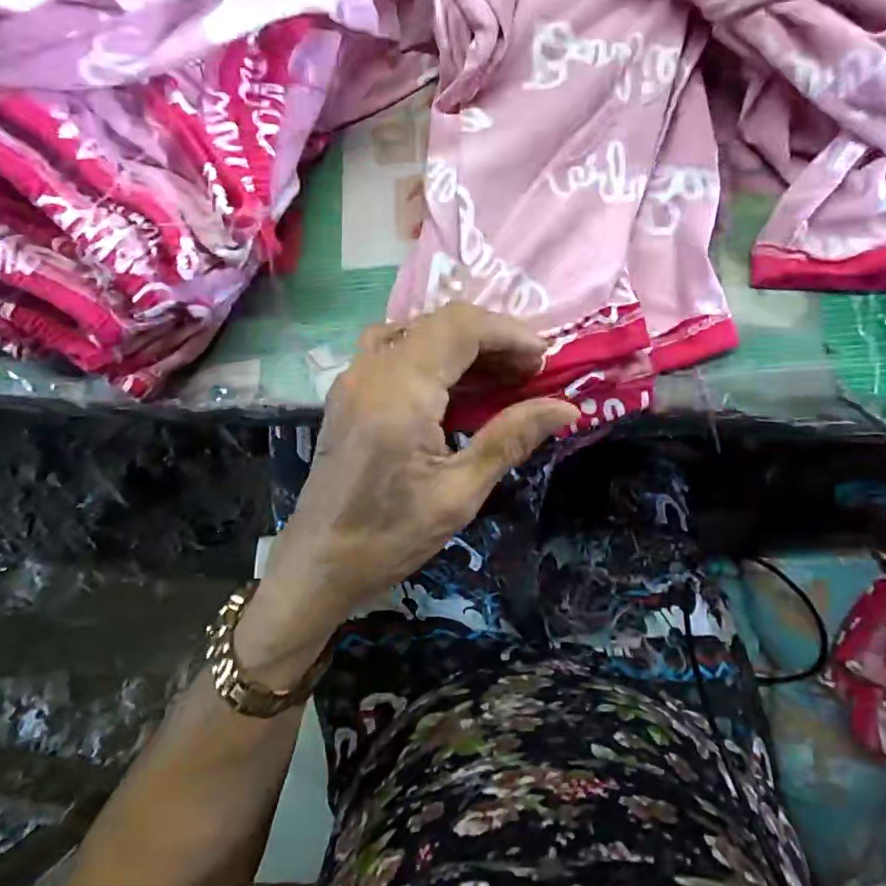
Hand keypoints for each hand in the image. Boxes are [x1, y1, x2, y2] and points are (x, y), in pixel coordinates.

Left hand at [232, 305, 577, 685]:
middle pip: (437, 323)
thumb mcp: (459, 493)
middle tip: (528, 373)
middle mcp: (371, 371)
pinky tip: (452, 388)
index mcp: (400, 391)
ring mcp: (352, 379)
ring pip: (413, 331)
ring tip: (497, 377)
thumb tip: (567, 408)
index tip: (544, 359)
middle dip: (489, 338)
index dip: (508, 333)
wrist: (319, 563)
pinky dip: (429, 354)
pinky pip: (391, 351)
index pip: (459, 327)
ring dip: (458, 344)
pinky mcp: (346, 394)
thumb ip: (510, 439)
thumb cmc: (390, 535)